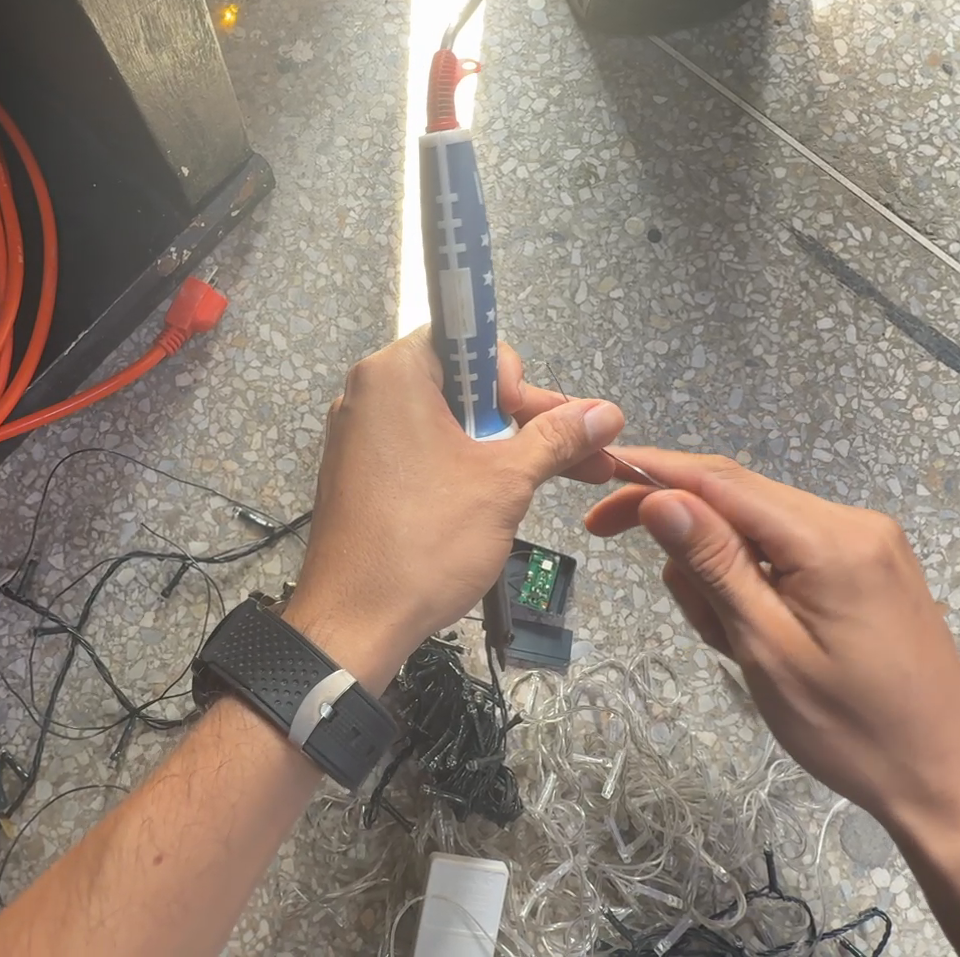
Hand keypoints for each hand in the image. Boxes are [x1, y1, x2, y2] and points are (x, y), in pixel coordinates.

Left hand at [288, 330, 623, 689]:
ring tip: (552, 478)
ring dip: (499, 447)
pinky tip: (499, 496)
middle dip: (520, 416)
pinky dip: (461, 466)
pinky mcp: (359, 473)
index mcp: (393, 373)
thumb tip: (606, 412)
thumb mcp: (504, 482)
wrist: (354, 622)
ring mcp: (358, 435)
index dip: (509, 374)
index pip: (466, 337)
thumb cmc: (426, 540)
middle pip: (460, 382)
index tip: (528, 417)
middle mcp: (368, 393)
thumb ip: (555, 438)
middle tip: (572, 451)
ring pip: (445, 421)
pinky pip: (420, 450)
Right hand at [583, 450, 959, 834]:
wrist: (950, 788)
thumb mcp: (766, 647)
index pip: (719, 480)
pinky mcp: (864, 567)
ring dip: (721, 577)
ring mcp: (863, 543)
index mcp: (830, 538)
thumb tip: (658, 497)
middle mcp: (851, 522)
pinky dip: (750, 584)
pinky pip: (781, 552)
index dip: (651, 471)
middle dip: (687, 543)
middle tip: (682, 608)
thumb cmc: (852, 729)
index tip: (597, 474)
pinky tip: (759, 635)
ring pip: (752, 531)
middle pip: (734, 501)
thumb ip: (713, 564)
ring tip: (735, 644)